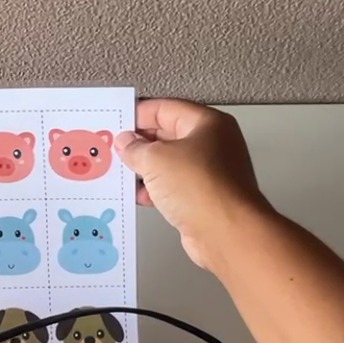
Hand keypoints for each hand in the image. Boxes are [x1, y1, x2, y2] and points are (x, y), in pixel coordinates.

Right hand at [116, 98, 269, 268]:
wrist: (227, 234)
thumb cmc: (203, 190)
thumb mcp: (156, 159)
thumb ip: (135, 147)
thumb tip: (126, 142)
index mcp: (208, 124)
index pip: (165, 108)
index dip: (138, 115)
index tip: (117, 124)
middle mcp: (213, 144)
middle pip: (167, 135)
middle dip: (140, 144)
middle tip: (116, 149)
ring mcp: (210, 172)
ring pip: (169, 163)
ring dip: (145, 169)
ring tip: (124, 173)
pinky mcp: (204, 196)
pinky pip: (173, 186)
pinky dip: (155, 189)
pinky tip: (140, 196)